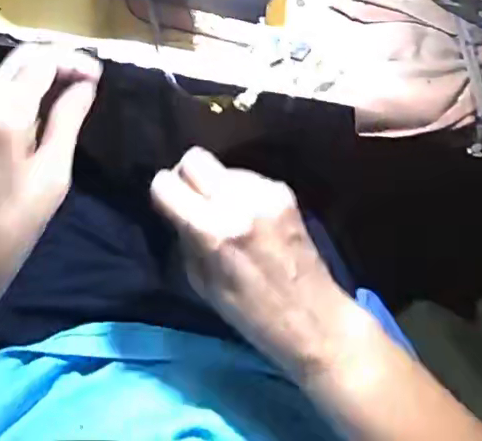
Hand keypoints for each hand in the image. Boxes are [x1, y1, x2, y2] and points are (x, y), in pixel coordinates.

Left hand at [0, 44, 100, 315]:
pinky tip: (46, 105)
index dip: (74, 60)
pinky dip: (24, 87)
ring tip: (75, 87)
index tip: (101, 75)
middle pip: (23, 57)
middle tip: (90, 76)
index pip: (43, 60)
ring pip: (9, 71)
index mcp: (4, 108)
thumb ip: (67, 121)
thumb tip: (86, 85)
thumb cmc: (9, 228)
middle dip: (57, 58)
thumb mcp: (51, 176)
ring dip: (41, 70)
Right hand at [150, 147, 351, 378]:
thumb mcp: (202, 283)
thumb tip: (176, 208)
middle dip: (187, 177)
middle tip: (194, 202)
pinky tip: (252, 218)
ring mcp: (264, 193)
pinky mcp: (283, 191)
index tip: (170, 207)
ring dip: (217, 186)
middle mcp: (237, 202)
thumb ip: (185, 237)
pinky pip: (245, 178)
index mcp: (212, 231)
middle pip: (193, 158)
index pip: (164, 184)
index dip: (163, 194)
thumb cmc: (253, 315)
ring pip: (221, 168)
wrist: (317, 323)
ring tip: (230, 215)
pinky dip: (241, 193)